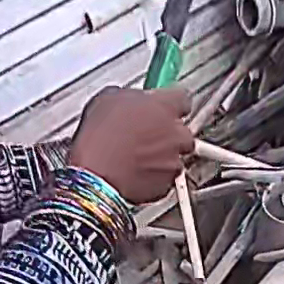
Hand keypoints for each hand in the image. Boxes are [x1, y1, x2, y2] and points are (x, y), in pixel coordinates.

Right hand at [68, 87, 194, 203]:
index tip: (167, 106)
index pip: (183, 98)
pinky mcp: (169, 185)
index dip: (173, 104)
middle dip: (171, 134)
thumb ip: (133, 98)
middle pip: (183, 132)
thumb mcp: (110, 99)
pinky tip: (139, 170)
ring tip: (140, 155)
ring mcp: (174, 161)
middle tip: (150, 134)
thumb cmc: (101, 138)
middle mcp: (175, 135)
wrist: (99, 176)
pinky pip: (168, 177)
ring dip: (164, 155)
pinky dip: (157, 175)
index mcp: (164, 107)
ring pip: (177, 156)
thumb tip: (134, 101)